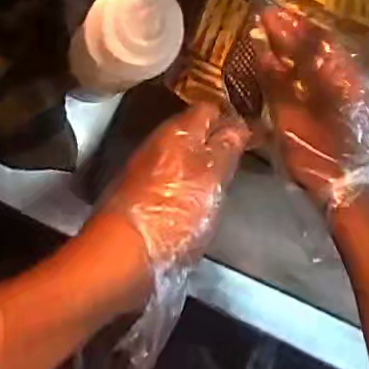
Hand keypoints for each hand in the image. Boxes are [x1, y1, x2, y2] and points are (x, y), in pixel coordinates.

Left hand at [83, 104, 249, 309]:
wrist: (119, 258)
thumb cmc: (172, 213)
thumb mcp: (211, 180)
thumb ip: (226, 149)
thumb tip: (239, 124)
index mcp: (178, 130)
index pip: (209, 110)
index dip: (231, 119)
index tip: (249, 135)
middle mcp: (157, 143)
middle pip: (192, 133)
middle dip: (213, 144)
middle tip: (236, 163)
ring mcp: (142, 170)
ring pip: (178, 158)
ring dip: (196, 167)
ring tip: (217, 187)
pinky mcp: (134, 198)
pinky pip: (166, 182)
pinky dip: (180, 189)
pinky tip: (190, 207)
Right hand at [258, 7, 368, 212]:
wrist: (355, 196)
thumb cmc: (320, 160)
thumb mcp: (292, 124)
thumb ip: (278, 85)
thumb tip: (263, 51)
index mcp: (334, 78)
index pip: (308, 41)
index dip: (286, 26)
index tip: (265, 13)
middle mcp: (348, 76)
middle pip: (321, 43)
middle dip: (295, 29)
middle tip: (270, 17)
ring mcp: (354, 89)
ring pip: (327, 55)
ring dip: (304, 43)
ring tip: (280, 34)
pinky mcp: (354, 102)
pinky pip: (331, 70)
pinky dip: (312, 60)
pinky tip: (296, 63)